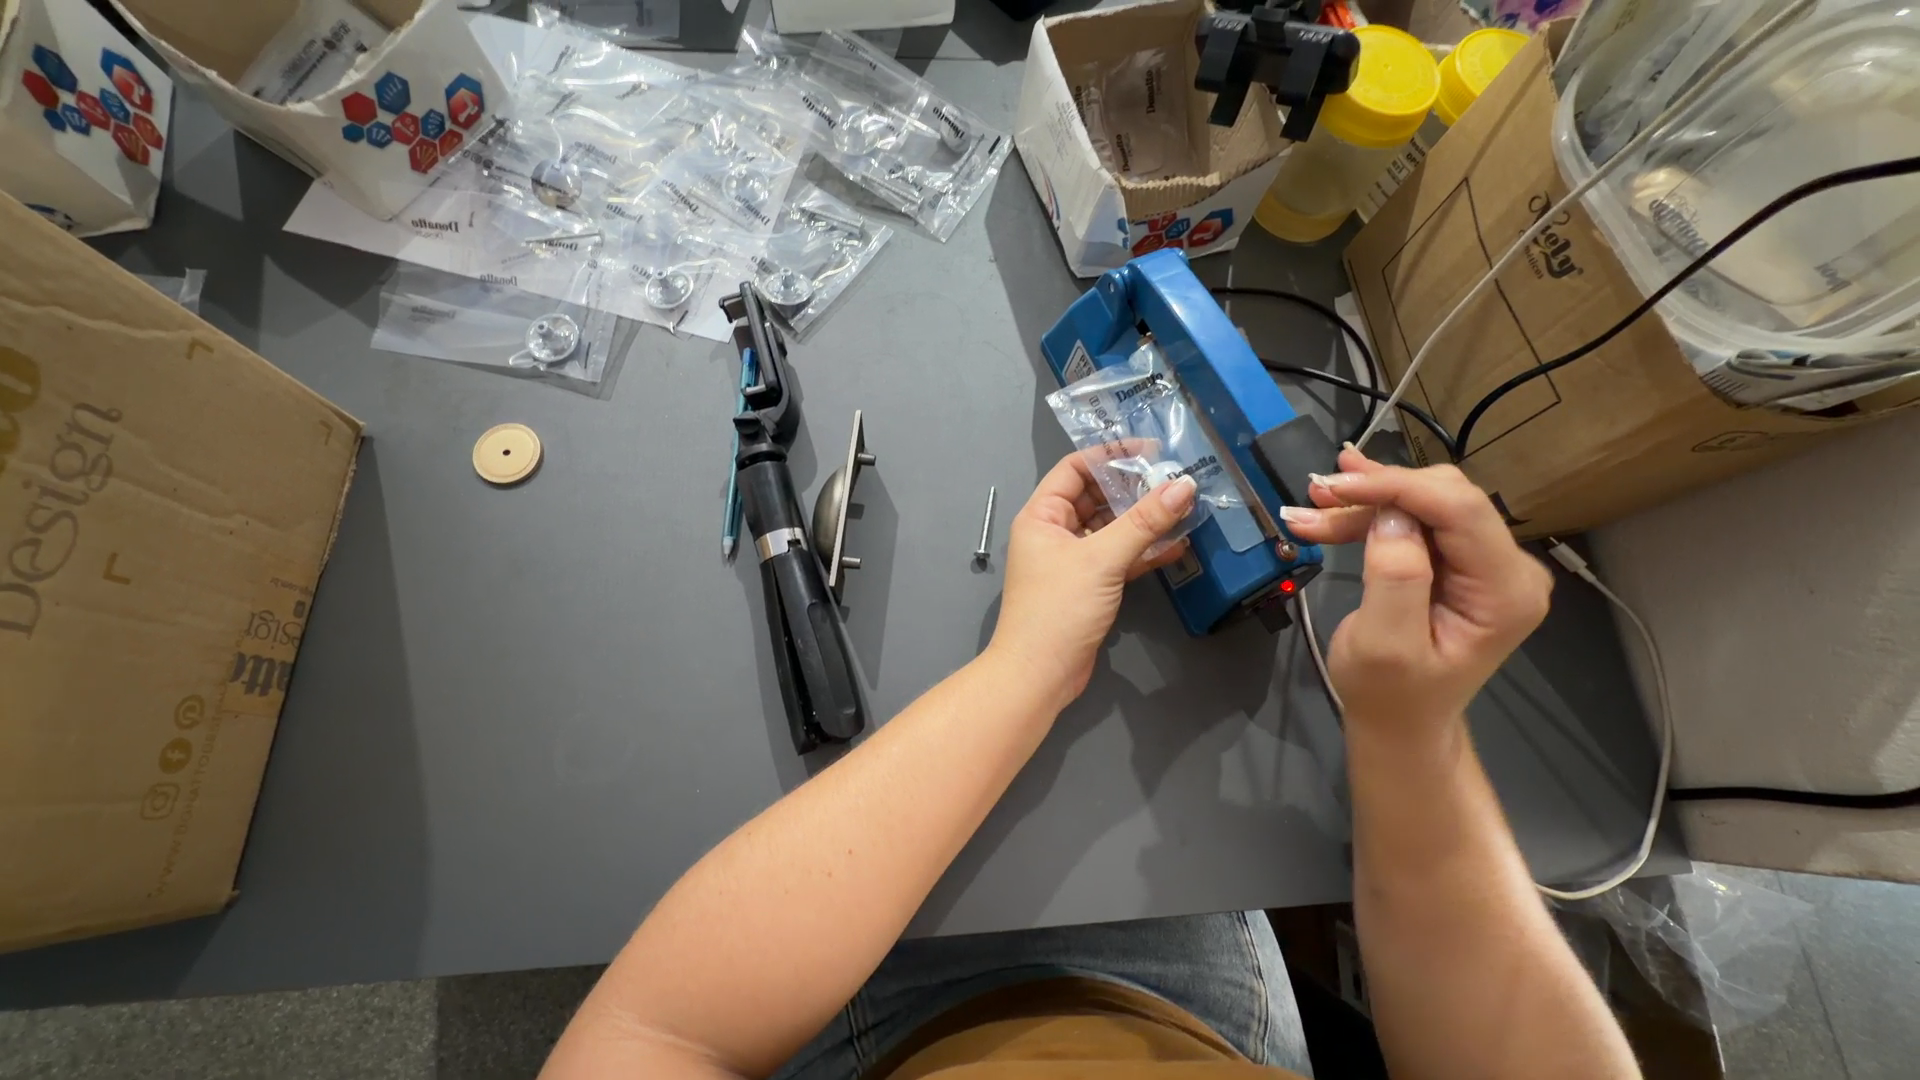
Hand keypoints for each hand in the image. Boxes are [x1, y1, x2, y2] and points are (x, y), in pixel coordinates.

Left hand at [987, 453, 1195, 710]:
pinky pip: (1118, 557)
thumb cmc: (1059, 608)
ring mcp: (1071, 560)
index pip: (1075, 469)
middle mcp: (1053, 532)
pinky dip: (1143, 551)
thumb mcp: (1102, 559)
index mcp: (1042, 515)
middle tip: (1176, 479)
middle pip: (1096, 497)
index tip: (1152, 451)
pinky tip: (1177, 546)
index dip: (1110, 456)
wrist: (1040, 674)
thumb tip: (1184, 485)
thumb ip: (1144, 522)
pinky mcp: (1088, 586)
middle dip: (1133, 488)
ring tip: (1184, 507)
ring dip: (1143, 520)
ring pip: (1110, 528)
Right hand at [1277, 448, 1552, 731]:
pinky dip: (1369, 514)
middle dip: (1375, 491)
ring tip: (1309, 507)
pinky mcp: (1458, 562)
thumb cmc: (1390, 694)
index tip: (1331, 487)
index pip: (1459, 509)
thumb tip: (1391, 516)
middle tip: (1313, 499)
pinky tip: (1331, 510)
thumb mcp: (1384, 645)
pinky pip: (1416, 519)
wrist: (1400, 722)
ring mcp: (1484, 562)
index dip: (1394, 487)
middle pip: (1444, 496)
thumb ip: (1395, 577)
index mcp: (1505, 590)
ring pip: (1424, 501)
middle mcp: (1509, 567)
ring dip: (1363, 502)